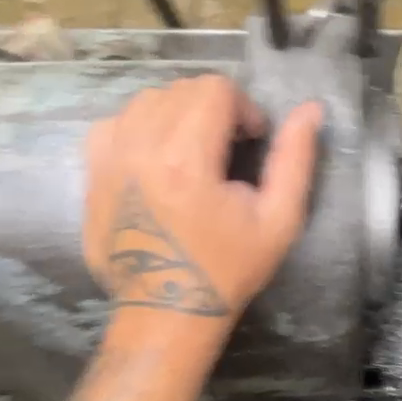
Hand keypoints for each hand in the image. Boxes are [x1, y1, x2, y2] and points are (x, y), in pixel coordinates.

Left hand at [83, 75, 323, 325]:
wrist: (167, 312)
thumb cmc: (228, 269)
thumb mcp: (279, 220)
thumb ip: (295, 160)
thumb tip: (310, 109)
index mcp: (187, 160)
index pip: (214, 89)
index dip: (244, 108)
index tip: (252, 141)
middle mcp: (140, 149)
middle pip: (182, 89)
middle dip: (214, 109)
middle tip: (227, 150)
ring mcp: (108, 159)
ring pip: (147, 100)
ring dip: (178, 114)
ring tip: (194, 153)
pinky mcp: (91, 173)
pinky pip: (115, 123)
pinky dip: (141, 128)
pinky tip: (157, 159)